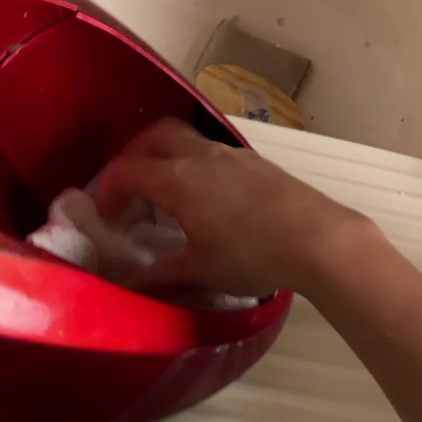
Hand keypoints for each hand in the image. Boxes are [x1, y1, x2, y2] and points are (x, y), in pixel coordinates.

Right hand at [93, 118, 373, 297]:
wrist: (316, 237)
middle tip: (128, 191)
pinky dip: (193, 163)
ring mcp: (231, 153)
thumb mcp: (201, 270)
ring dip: (165, 157)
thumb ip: (162, 275)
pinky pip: (210, 149)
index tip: (105, 216)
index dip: (108, 190)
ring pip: (185, 138)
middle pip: (155, 136)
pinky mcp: (254, 160)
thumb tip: (131, 284)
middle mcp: (201, 155)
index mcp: (179, 179)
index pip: (128, 170)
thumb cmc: (252, 254)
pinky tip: (204, 197)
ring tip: (165, 195)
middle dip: (133, 157)